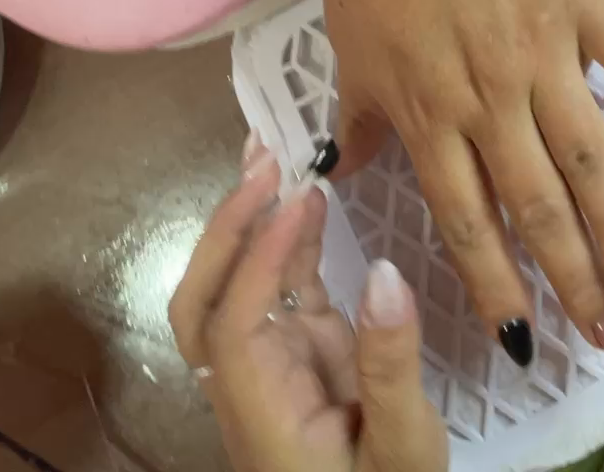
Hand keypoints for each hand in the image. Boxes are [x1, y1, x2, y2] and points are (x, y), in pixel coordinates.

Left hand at [170, 139, 448, 471]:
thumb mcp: (401, 444)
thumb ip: (389, 363)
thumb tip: (386, 272)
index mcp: (261, 411)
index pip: (234, 323)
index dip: (260, 257)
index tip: (301, 197)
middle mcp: (251, 381)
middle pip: (201, 304)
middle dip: (225, 229)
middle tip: (263, 161)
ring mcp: (274, 364)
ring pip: (236, 288)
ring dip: (249, 224)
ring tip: (276, 160)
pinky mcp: (302, 353)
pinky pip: (284, 289)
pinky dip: (290, 241)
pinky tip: (309, 202)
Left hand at [316, 0, 603, 368]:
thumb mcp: (352, 49)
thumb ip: (360, 119)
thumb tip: (346, 173)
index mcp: (430, 113)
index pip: (469, 222)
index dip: (500, 287)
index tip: (531, 343)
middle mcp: (489, 99)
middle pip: (541, 204)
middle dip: (577, 278)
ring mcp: (543, 51)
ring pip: (588, 154)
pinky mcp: (582, 5)